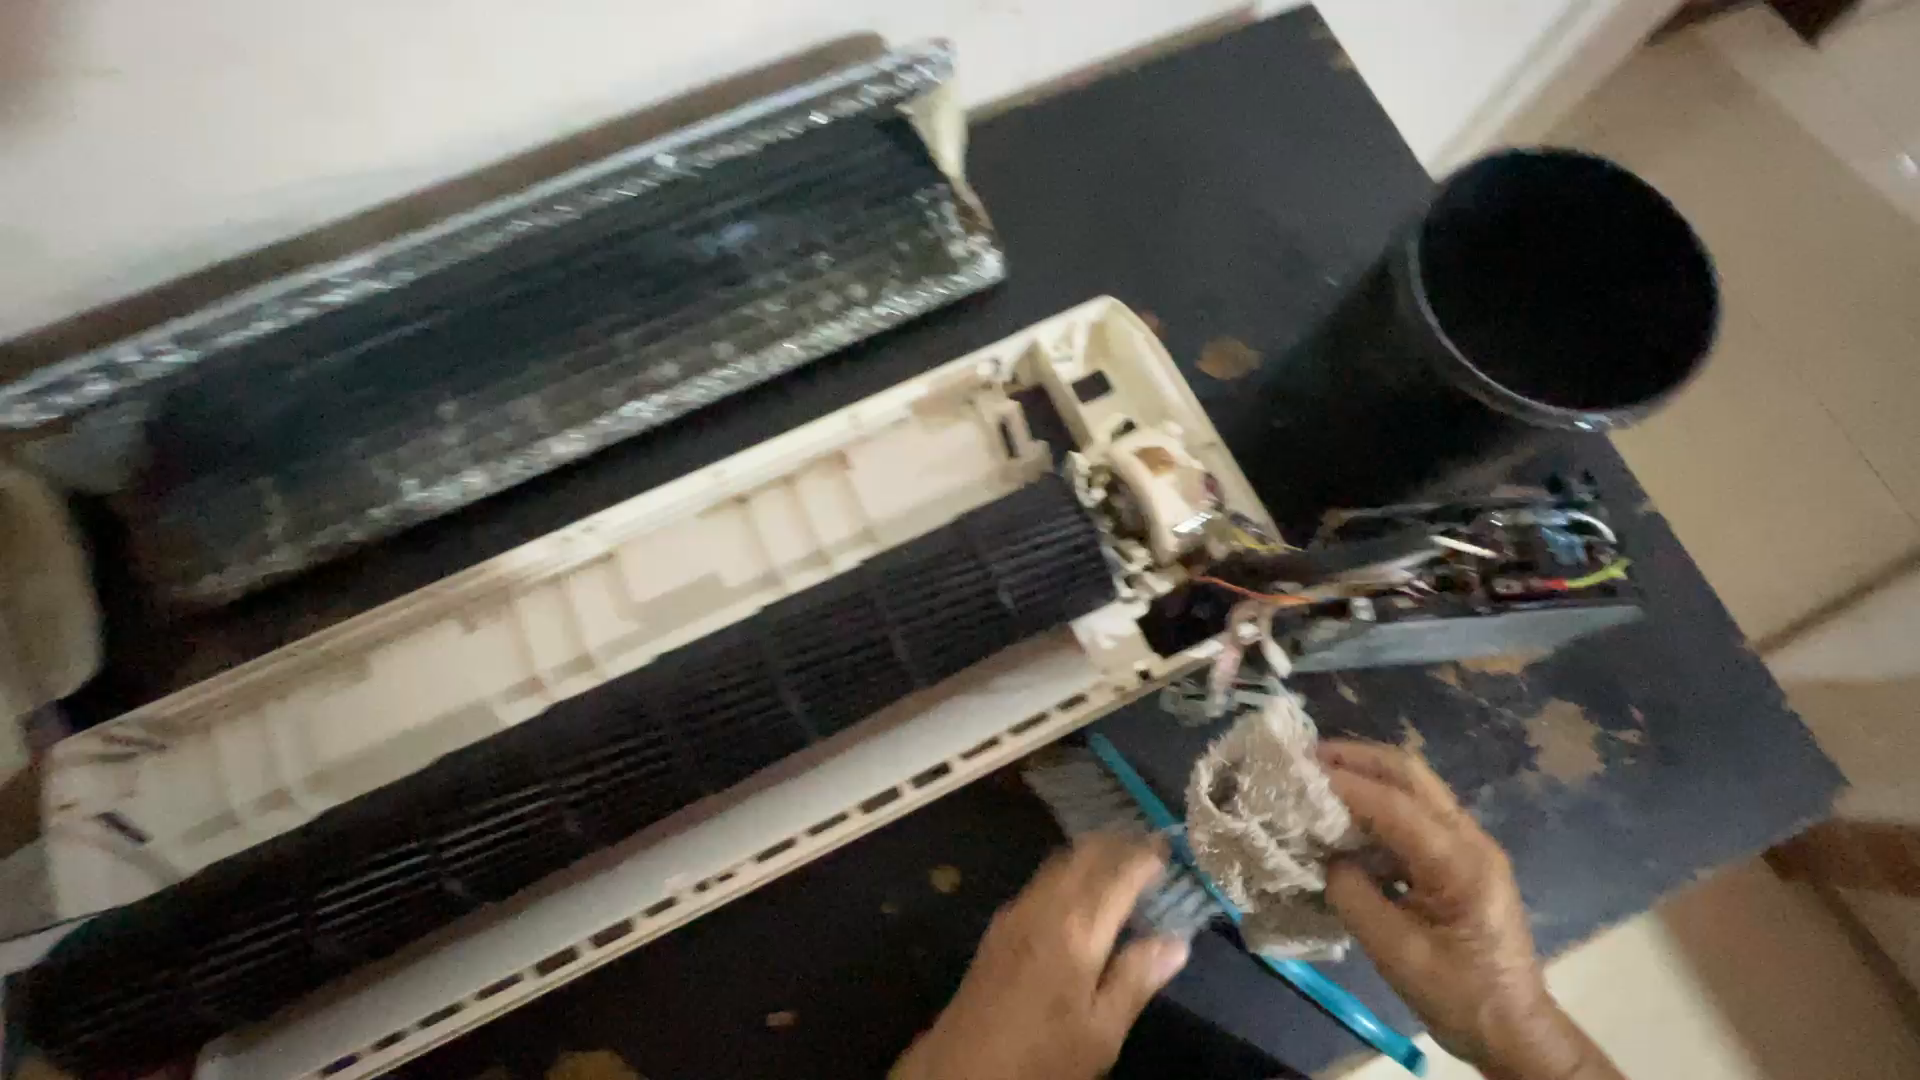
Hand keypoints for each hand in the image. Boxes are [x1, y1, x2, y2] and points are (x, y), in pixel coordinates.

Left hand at [890, 833, 1191, 1079]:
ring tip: (1121, 856)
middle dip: (1118, 843)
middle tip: (1148, 843)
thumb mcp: (1101, 1031)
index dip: (1144, 856)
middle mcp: (1045, 905)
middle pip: (1085, 855)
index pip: (1117, 875)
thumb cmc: (1042, 1056)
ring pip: (1061, 861)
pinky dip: (1069, 867)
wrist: (963, 1067)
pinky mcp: (1001, 922)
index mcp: (1076, 928)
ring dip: (1092, 851)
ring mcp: (1018, 909)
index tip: (1167, 846)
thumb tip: (1177, 941)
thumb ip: (1136, 978)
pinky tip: (1080, 886)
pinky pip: (1043, 877)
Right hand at [1319, 740, 1617, 1079]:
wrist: (1516, 1032)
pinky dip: (1375, 795)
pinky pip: (1414, 807)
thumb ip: (1351, 893)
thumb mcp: (1394, 952)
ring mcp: (1469, 844)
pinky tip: (1345, 811)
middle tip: (1304, 758)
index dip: (1342, 784)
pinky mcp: (1460, 855)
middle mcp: (1470, 839)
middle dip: (1354, 757)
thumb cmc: (1458, 997)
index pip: (1393, 804)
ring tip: (1317, 776)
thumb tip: (1326, 856)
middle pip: (1409, 772)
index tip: (1295, 774)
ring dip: (1364, 772)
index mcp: (1459, 863)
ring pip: (1413, 783)